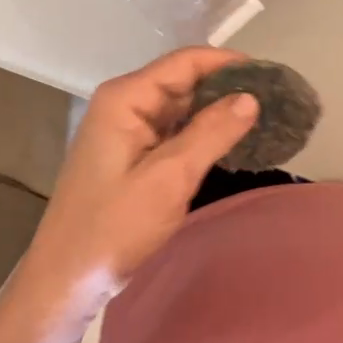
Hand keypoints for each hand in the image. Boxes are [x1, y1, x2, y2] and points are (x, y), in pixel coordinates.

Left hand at [27, 47, 259, 284]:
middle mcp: (124, 105)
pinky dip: (203, 135)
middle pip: (184, 81)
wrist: (67, 279)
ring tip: (264, 119)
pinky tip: (233, 144)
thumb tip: (251, 98)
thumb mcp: (170, 177)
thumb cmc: (114, 226)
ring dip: (218, 113)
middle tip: (275, 101)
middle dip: (227, 88)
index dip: (229, 64)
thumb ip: (211, 133)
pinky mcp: (132, 157)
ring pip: (182, 108)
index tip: (271, 76)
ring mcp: (126, 132)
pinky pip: (174, 133)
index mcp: (125, 99)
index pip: (185, 62)